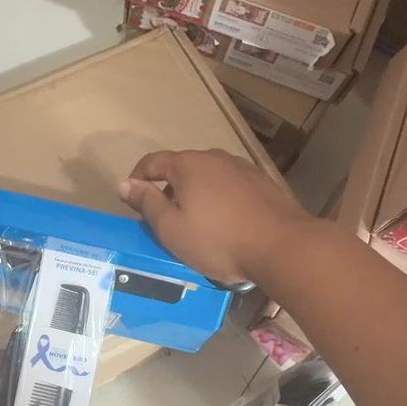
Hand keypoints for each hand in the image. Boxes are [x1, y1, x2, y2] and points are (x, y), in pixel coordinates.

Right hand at [117, 149, 314, 283]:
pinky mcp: (263, 183)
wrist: (283, 247)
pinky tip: (224, 223)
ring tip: (195, 223)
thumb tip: (123, 183)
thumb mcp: (172, 228)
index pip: (153, 162)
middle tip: (164, 218)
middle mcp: (215, 158)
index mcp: (188, 165)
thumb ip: (147, 203)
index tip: (131, 199)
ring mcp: (243, 168)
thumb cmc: (218, 240)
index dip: (137, 178)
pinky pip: (230, 187)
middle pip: (182, 168)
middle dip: (168, 188)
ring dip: (196, 194)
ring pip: (208, 177)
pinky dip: (219, 199)